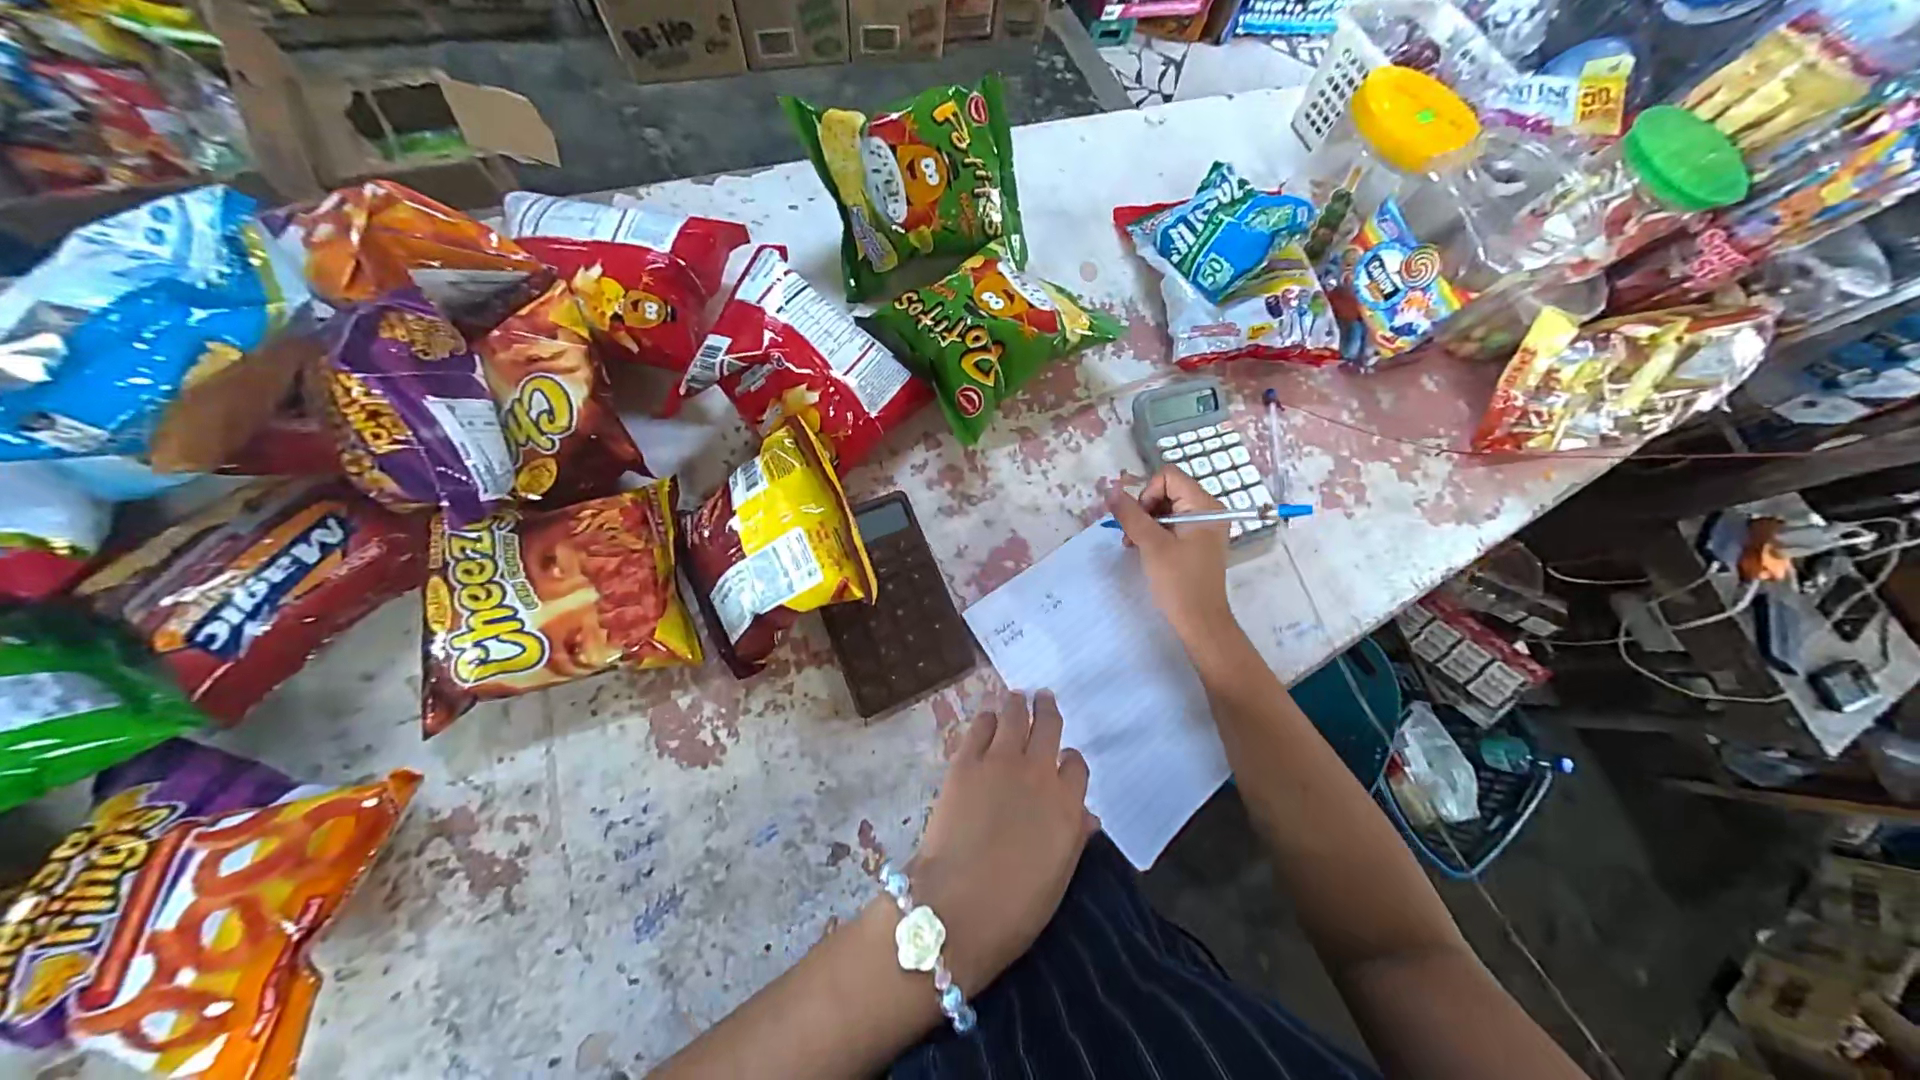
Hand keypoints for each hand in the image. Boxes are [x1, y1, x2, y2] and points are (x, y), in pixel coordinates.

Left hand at [909, 691, 1096, 994]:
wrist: (958, 906)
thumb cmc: (1015, 907)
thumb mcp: (1058, 876)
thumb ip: (1074, 837)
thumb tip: (1086, 816)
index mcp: (1067, 805)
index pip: (1076, 765)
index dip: (1069, 760)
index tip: (1061, 759)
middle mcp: (1038, 773)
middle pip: (1048, 727)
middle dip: (1047, 710)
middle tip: (1043, 698)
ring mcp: (1000, 762)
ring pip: (1015, 716)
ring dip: (1017, 705)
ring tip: (1016, 697)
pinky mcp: (965, 762)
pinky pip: (980, 727)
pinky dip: (987, 719)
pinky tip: (987, 718)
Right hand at [1107, 466, 1232, 640]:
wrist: (1199, 621)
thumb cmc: (1179, 582)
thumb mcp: (1151, 544)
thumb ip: (1130, 514)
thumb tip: (1110, 490)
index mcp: (1205, 505)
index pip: (1168, 476)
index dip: (1147, 493)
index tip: (1139, 521)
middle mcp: (1208, 510)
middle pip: (1166, 490)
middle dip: (1144, 509)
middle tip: (1132, 535)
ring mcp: (1203, 526)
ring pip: (1165, 507)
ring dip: (1146, 522)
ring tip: (1134, 544)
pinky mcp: (1196, 541)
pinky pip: (1171, 524)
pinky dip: (1154, 532)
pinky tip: (1144, 549)